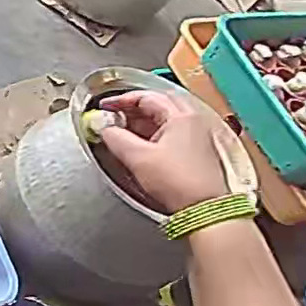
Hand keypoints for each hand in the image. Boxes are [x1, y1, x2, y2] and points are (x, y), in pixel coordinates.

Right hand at [97, 90, 229, 213]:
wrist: (203, 208)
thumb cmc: (178, 181)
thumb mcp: (138, 157)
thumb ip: (116, 138)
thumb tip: (103, 127)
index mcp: (180, 115)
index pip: (145, 97)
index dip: (121, 100)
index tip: (104, 107)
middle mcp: (191, 122)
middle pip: (155, 107)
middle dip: (129, 111)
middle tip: (110, 119)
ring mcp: (194, 137)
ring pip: (161, 122)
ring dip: (138, 125)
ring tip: (119, 135)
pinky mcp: (193, 153)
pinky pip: (167, 136)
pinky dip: (149, 137)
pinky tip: (137, 148)